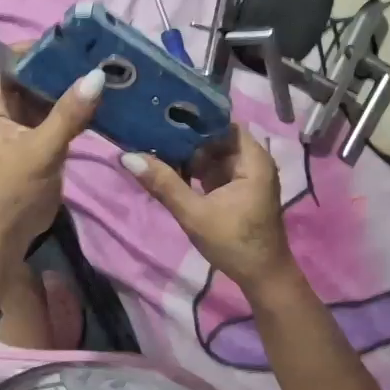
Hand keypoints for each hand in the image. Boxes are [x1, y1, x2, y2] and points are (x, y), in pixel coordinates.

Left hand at [0, 62, 104, 250]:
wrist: (11, 231)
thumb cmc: (14, 186)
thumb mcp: (41, 148)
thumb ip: (68, 114)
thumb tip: (97, 75)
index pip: (13, 62)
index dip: (37, 47)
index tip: (71, 38)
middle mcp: (12, 108)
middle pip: (37, 76)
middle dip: (63, 64)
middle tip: (99, 50)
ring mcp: (31, 124)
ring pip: (53, 95)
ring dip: (75, 85)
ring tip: (109, 68)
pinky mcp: (48, 140)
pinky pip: (65, 114)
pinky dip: (82, 107)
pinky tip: (108, 97)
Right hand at [120, 126, 295, 292]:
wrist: (262, 278)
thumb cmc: (235, 243)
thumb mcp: (195, 214)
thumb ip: (164, 184)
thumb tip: (128, 157)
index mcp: (252, 160)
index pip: (222, 123)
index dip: (195, 116)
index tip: (164, 111)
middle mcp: (251, 161)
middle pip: (215, 137)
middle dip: (185, 135)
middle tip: (150, 126)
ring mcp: (244, 176)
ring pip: (211, 153)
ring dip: (186, 152)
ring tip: (152, 142)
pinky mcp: (235, 189)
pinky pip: (211, 169)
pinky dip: (192, 168)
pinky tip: (166, 166)